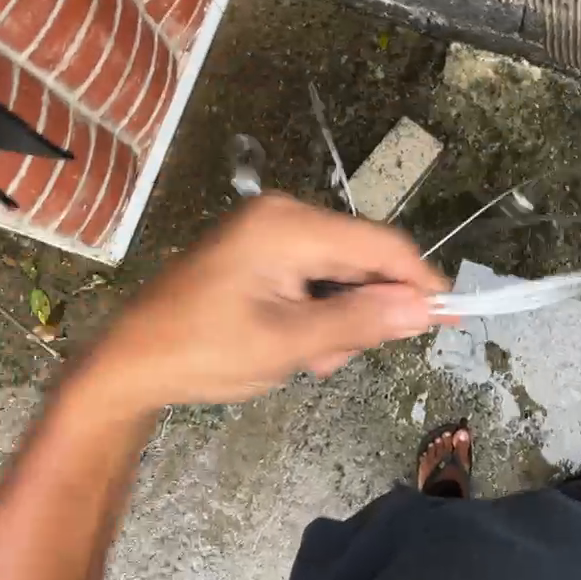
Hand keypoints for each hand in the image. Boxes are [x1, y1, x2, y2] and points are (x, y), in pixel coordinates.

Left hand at [64, 193, 448, 411]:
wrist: (129, 363)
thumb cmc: (202, 352)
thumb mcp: (288, 344)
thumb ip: (360, 322)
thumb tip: (425, 309)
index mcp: (288, 226)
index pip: (380, 245)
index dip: (420, 281)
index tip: (450, 317)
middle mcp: (283, 216)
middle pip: (361, 258)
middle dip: (366, 310)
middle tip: (340, 358)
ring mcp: (270, 232)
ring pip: (341, 272)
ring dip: (340, 318)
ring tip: (309, 359)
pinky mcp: (262, 251)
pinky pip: (314, 276)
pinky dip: (318, 311)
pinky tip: (297, 343)